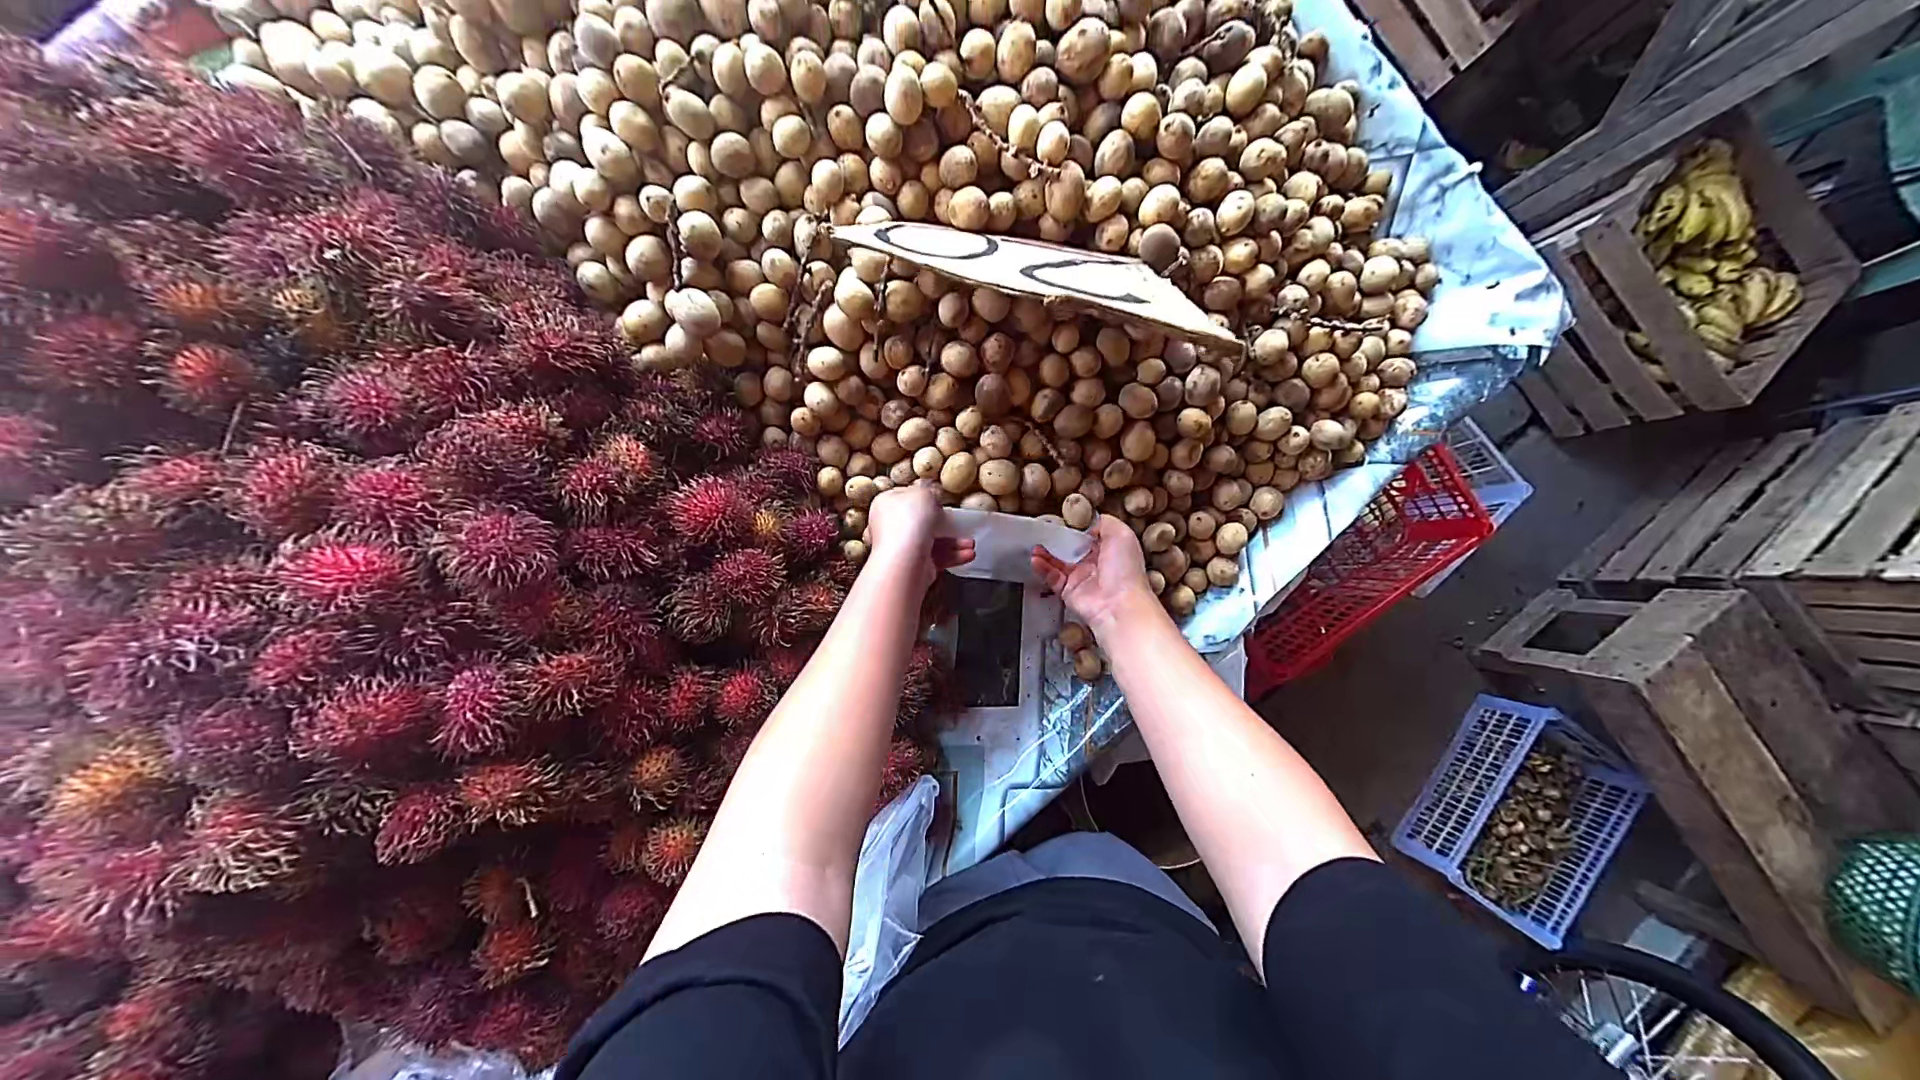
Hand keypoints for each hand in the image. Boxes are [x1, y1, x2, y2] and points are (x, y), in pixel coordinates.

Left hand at [865, 480, 974, 591]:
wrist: (905, 561)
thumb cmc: (910, 521)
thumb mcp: (923, 492)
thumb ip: (929, 488)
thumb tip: (931, 488)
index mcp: (886, 503)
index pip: (905, 496)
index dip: (923, 495)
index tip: (940, 497)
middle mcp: (890, 526)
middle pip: (920, 520)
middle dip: (944, 522)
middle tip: (958, 521)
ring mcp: (900, 548)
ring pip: (931, 541)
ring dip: (953, 542)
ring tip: (970, 543)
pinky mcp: (913, 566)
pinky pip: (935, 558)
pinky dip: (952, 555)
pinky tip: (967, 554)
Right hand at [1031, 515, 1162, 637]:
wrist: (1119, 605)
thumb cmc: (1125, 570)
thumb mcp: (1121, 534)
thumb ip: (1104, 522)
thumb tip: (1086, 523)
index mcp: (1109, 549)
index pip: (1088, 535)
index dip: (1075, 527)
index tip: (1061, 519)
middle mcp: (1095, 563)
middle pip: (1070, 548)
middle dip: (1056, 540)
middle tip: (1043, 531)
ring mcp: (1081, 578)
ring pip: (1058, 562)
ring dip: (1045, 553)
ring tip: (1034, 546)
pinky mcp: (1068, 591)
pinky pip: (1052, 577)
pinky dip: (1042, 568)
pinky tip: (1035, 560)